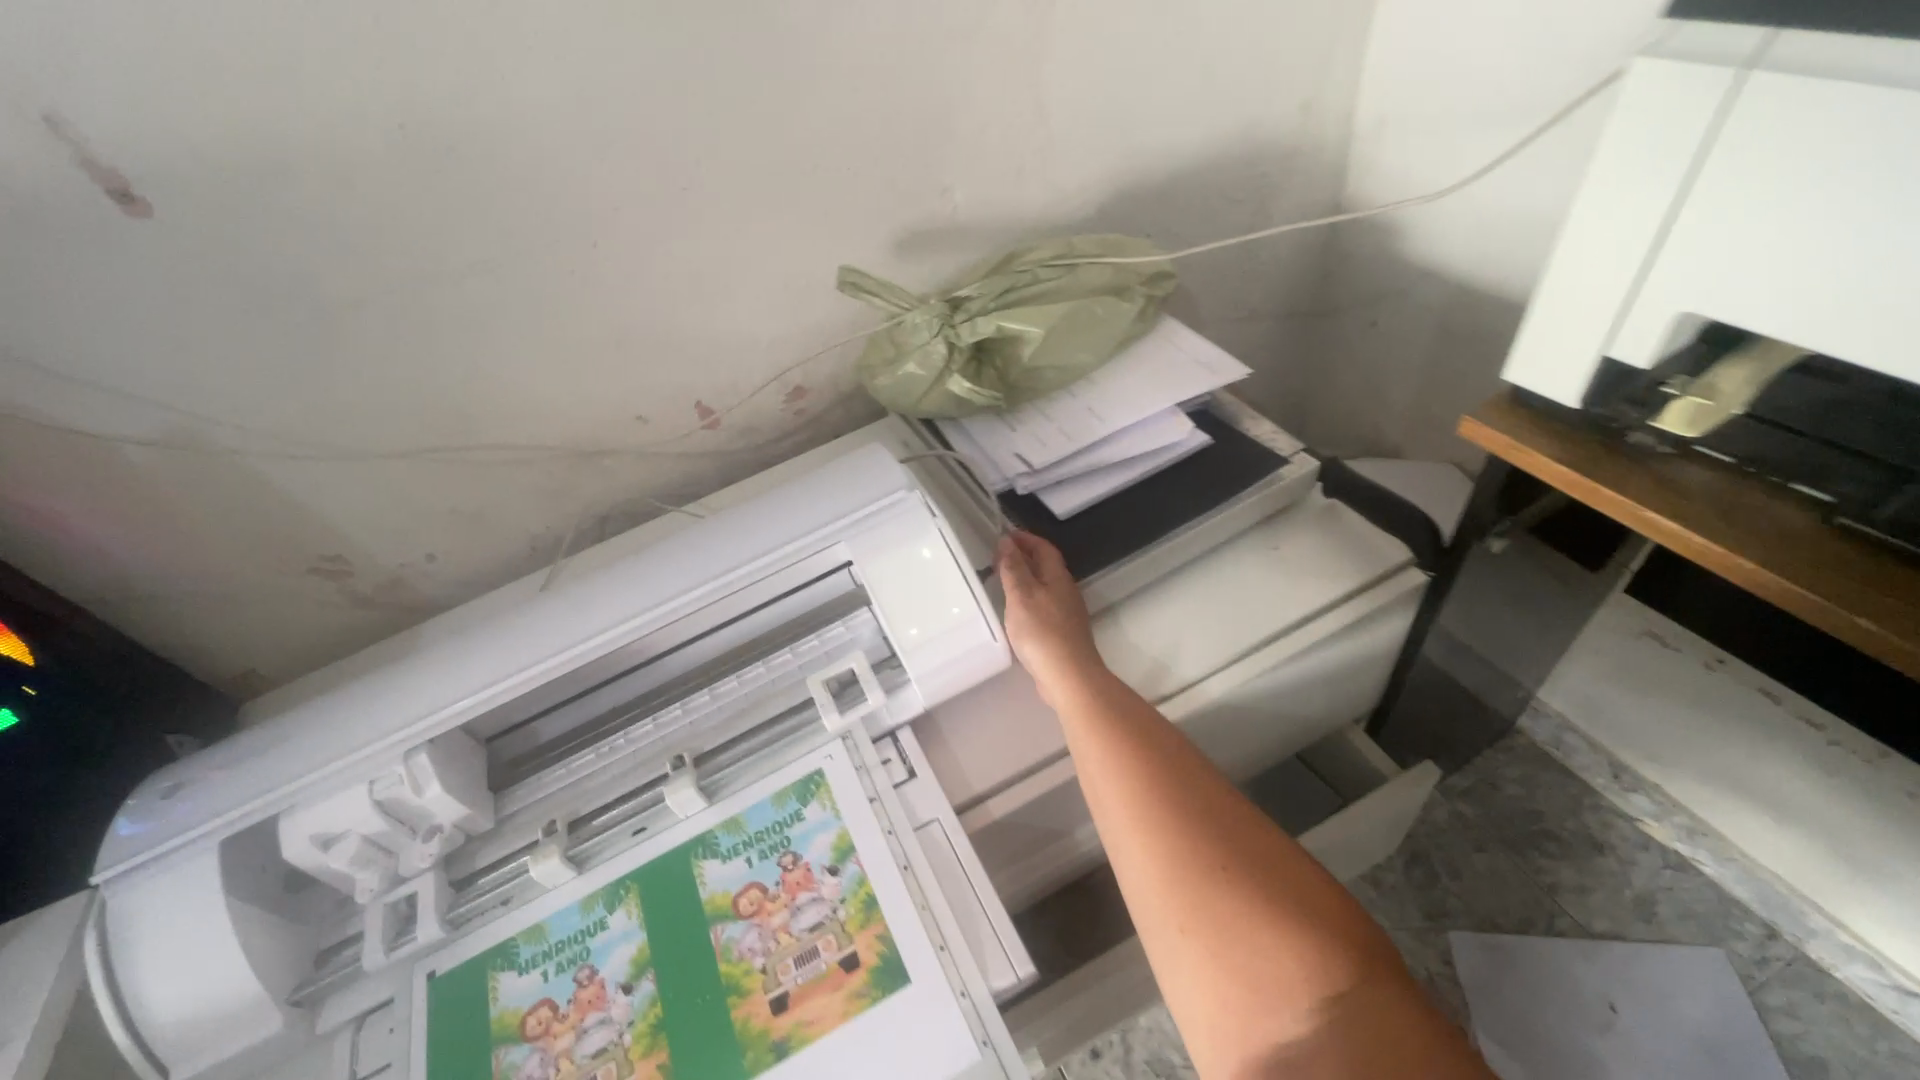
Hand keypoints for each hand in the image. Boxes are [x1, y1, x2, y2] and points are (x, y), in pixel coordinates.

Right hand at [996, 531, 1106, 704]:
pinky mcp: (1062, 634)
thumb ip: (1014, 568)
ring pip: (1045, 587)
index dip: (1026, 539)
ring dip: (1026, 579)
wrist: (1069, 676)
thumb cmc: (1043, 632)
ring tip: (1002, 582)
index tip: (1005, 535)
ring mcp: (1066, 614)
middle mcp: (1066, 591)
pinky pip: (1043, 607)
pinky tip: (1015, 613)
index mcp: (1058, 578)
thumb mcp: (1022, 595)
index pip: (1044, 548)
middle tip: (999, 557)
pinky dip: (1028, 601)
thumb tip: (1007, 542)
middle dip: (1025, 557)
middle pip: (1047, 567)